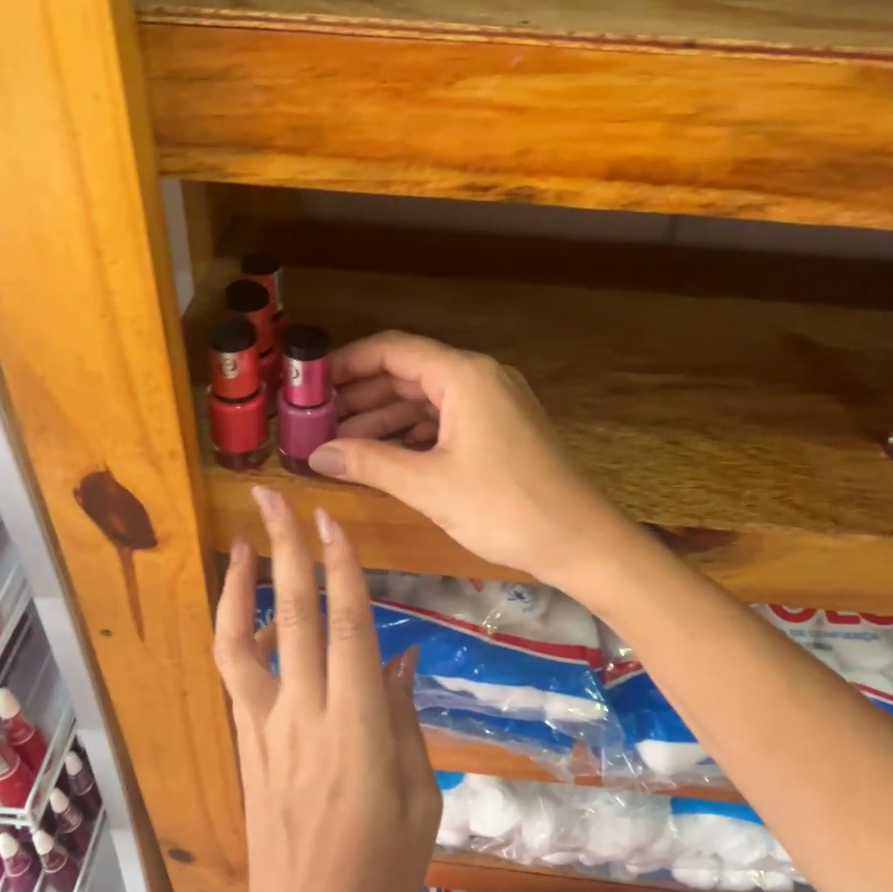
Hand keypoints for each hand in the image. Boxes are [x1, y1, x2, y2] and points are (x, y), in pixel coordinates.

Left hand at [213, 487, 439, 891]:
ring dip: (238, 586)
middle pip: (291, 615)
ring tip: (240, 543)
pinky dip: (240, 633)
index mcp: (357, 727)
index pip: (347, 626)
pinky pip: (236, 677)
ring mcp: (263, 729)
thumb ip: (405, 719)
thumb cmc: (383, 869)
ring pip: (240, 642)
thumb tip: (399, 655)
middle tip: (273, 498)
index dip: (340, 566)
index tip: (331, 518)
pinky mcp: (244, 745)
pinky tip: (253, 614)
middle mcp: (302, 715)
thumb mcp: (420, 797)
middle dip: (283, 549)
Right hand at [306, 331, 633, 581]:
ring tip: (341, 444)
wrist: (582, 541)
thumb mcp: (428, 485)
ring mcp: (494, 402)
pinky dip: (413, 433)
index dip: (346, 363)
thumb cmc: (505, 507)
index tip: (310, 384)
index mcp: (463, 376)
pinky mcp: (502, 427)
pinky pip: (447, 418)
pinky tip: (385, 456)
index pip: (392, 349)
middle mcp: (479, 377)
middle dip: (361, 396)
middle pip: (407, 372)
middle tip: (316, 421)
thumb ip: (369, 462)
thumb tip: (316, 455)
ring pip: (426, 398)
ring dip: (384, 418)